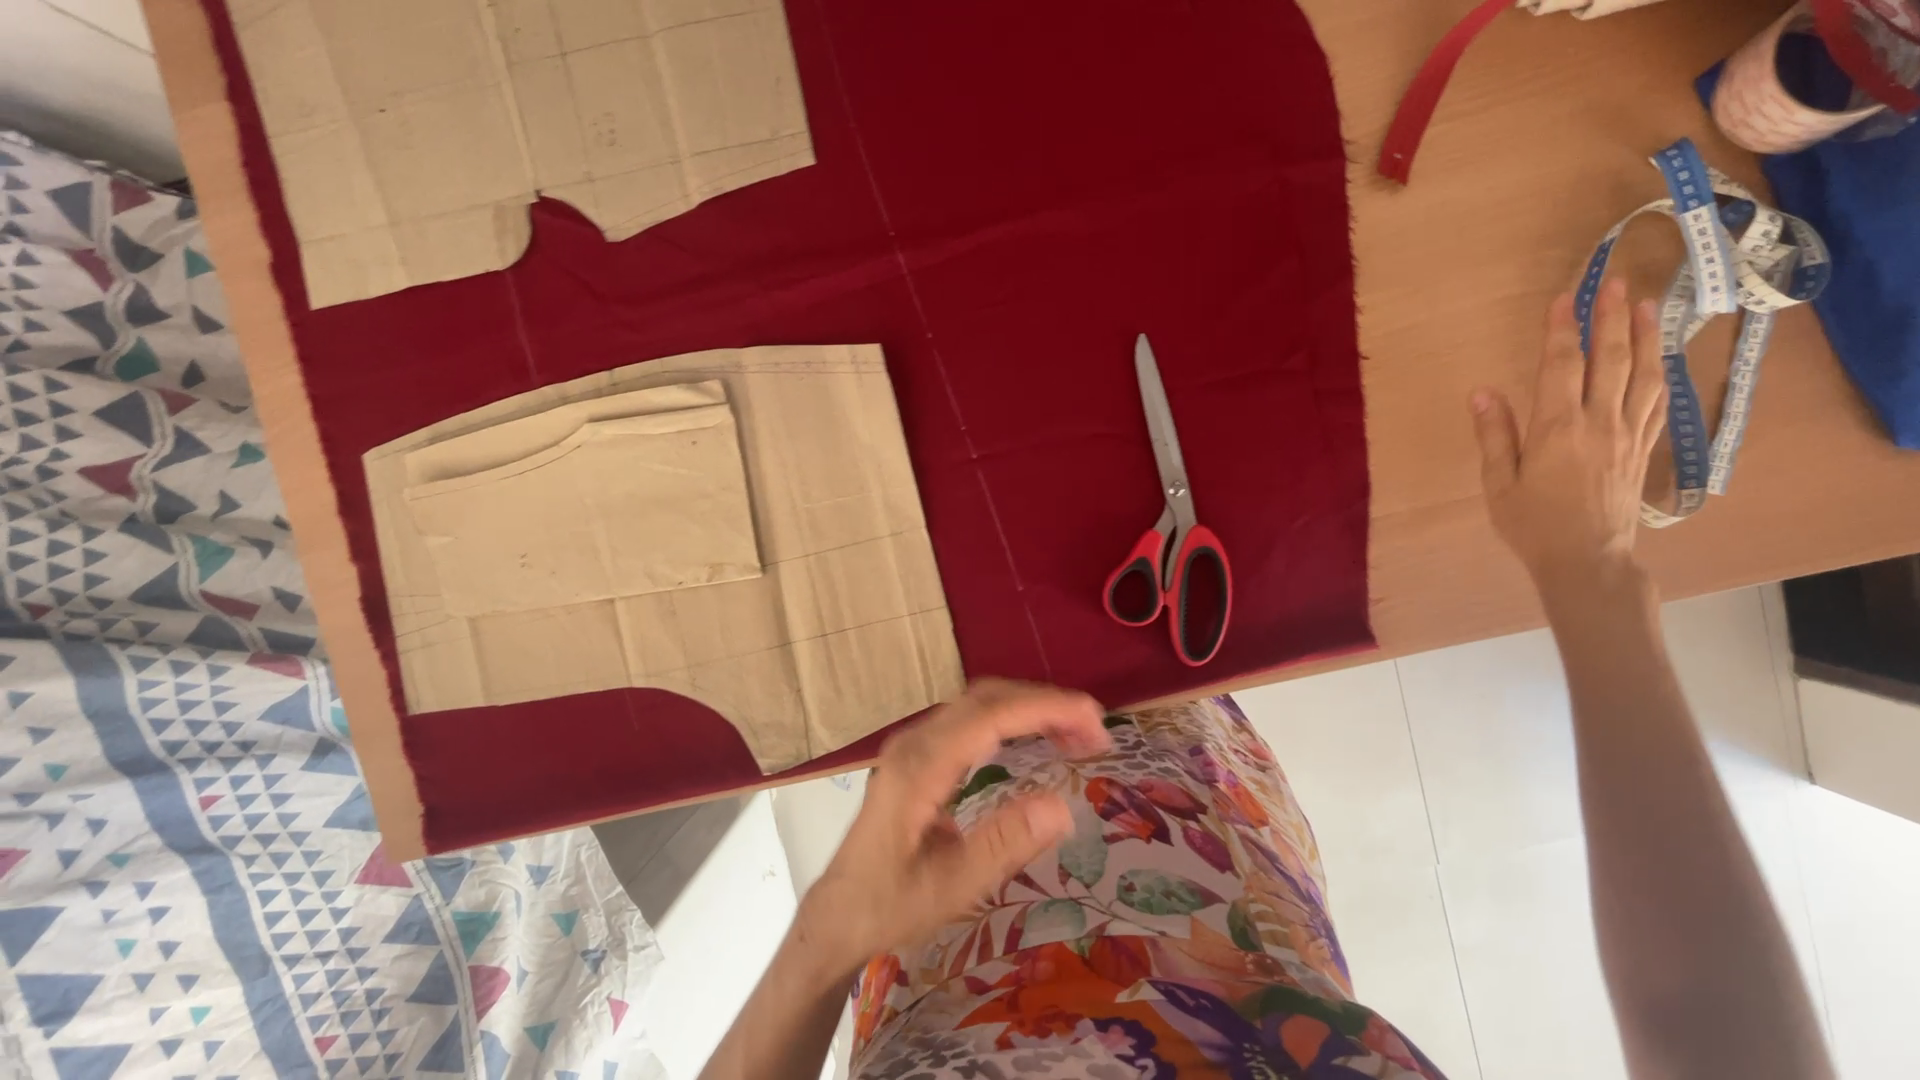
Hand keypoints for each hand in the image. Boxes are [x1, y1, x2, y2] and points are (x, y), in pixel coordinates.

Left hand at [792, 679, 1109, 974]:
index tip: (1093, 718)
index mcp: (920, 767)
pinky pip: (968, 720)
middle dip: (1045, 705)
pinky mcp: (915, 757)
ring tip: (1076, 736)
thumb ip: (1004, 845)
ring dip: (1028, 710)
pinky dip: (1009, 721)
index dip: (1046, 708)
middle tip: (1095, 733)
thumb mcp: (952, 888)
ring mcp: (912, 746)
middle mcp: (914, 743)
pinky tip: (1033, 741)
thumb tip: (1063, 804)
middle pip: (986, 698)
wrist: (837, 916)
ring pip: (977, 705)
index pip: (991, 715)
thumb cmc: (890, 906)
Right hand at [1471, 279, 1666, 586]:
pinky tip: (1661, 356)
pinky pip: (1658, 401)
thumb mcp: (1499, 484)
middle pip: (1611, 359)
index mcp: (1558, 429)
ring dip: (1646, 336)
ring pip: (1645, 374)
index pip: (1561, 367)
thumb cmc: (1532, 525)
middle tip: (1615, 281)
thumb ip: (1494, 436)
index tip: (1563, 297)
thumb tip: (1484, 392)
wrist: (1587, 560)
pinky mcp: (1643, 448)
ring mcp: (1628, 434)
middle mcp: (1599, 423)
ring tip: (1647, 305)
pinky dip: (1661, 372)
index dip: (1562, 329)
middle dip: (1612, 317)